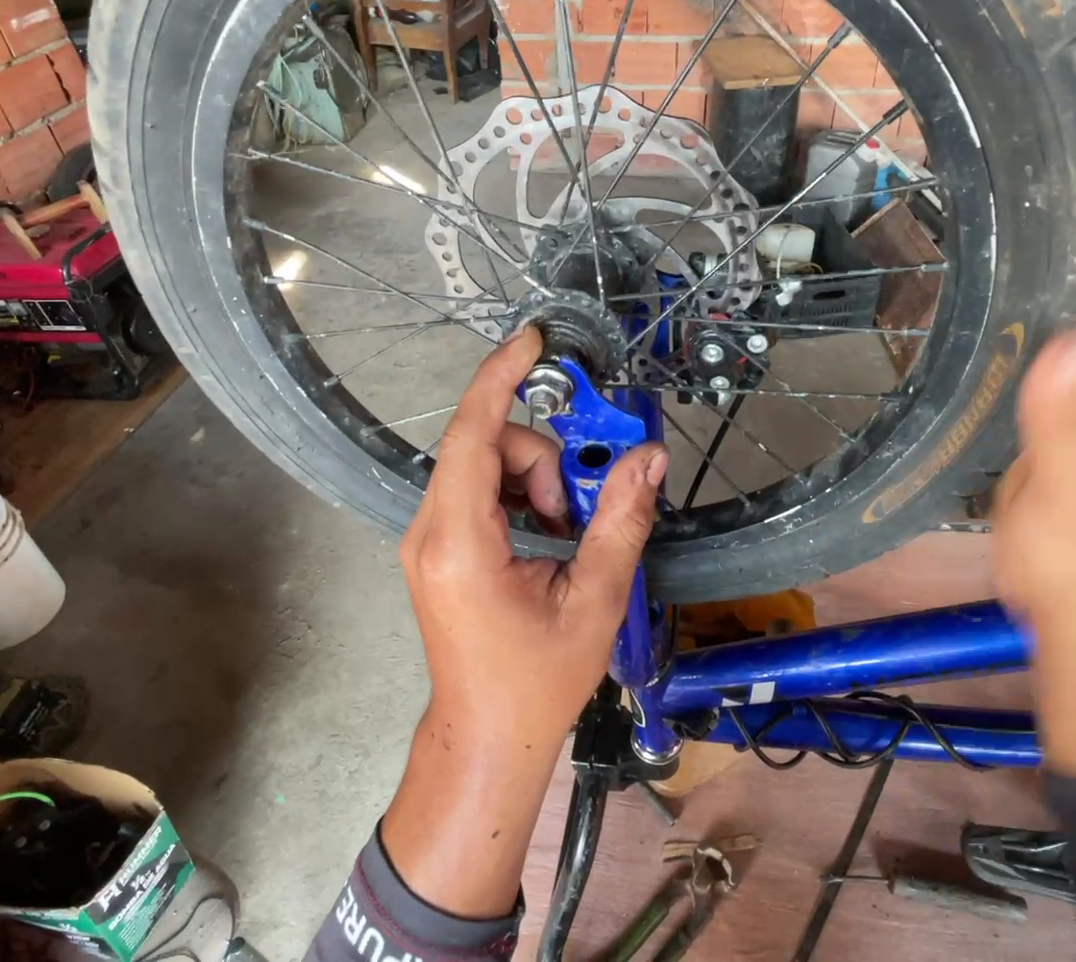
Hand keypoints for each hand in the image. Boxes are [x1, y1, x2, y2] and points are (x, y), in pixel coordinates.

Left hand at [400, 326, 668, 742]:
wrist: (487, 733)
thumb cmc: (535, 682)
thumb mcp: (594, 602)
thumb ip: (621, 522)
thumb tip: (648, 459)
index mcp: (460, 543)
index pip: (472, 435)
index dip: (500, 379)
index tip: (532, 341)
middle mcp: (429, 532)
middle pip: (486, 446)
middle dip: (543, 458)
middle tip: (577, 512)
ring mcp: (426, 539)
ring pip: (483, 464)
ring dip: (534, 479)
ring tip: (562, 533)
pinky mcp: (436, 546)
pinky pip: (477, 488)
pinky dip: (519, 494)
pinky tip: (543, 533)